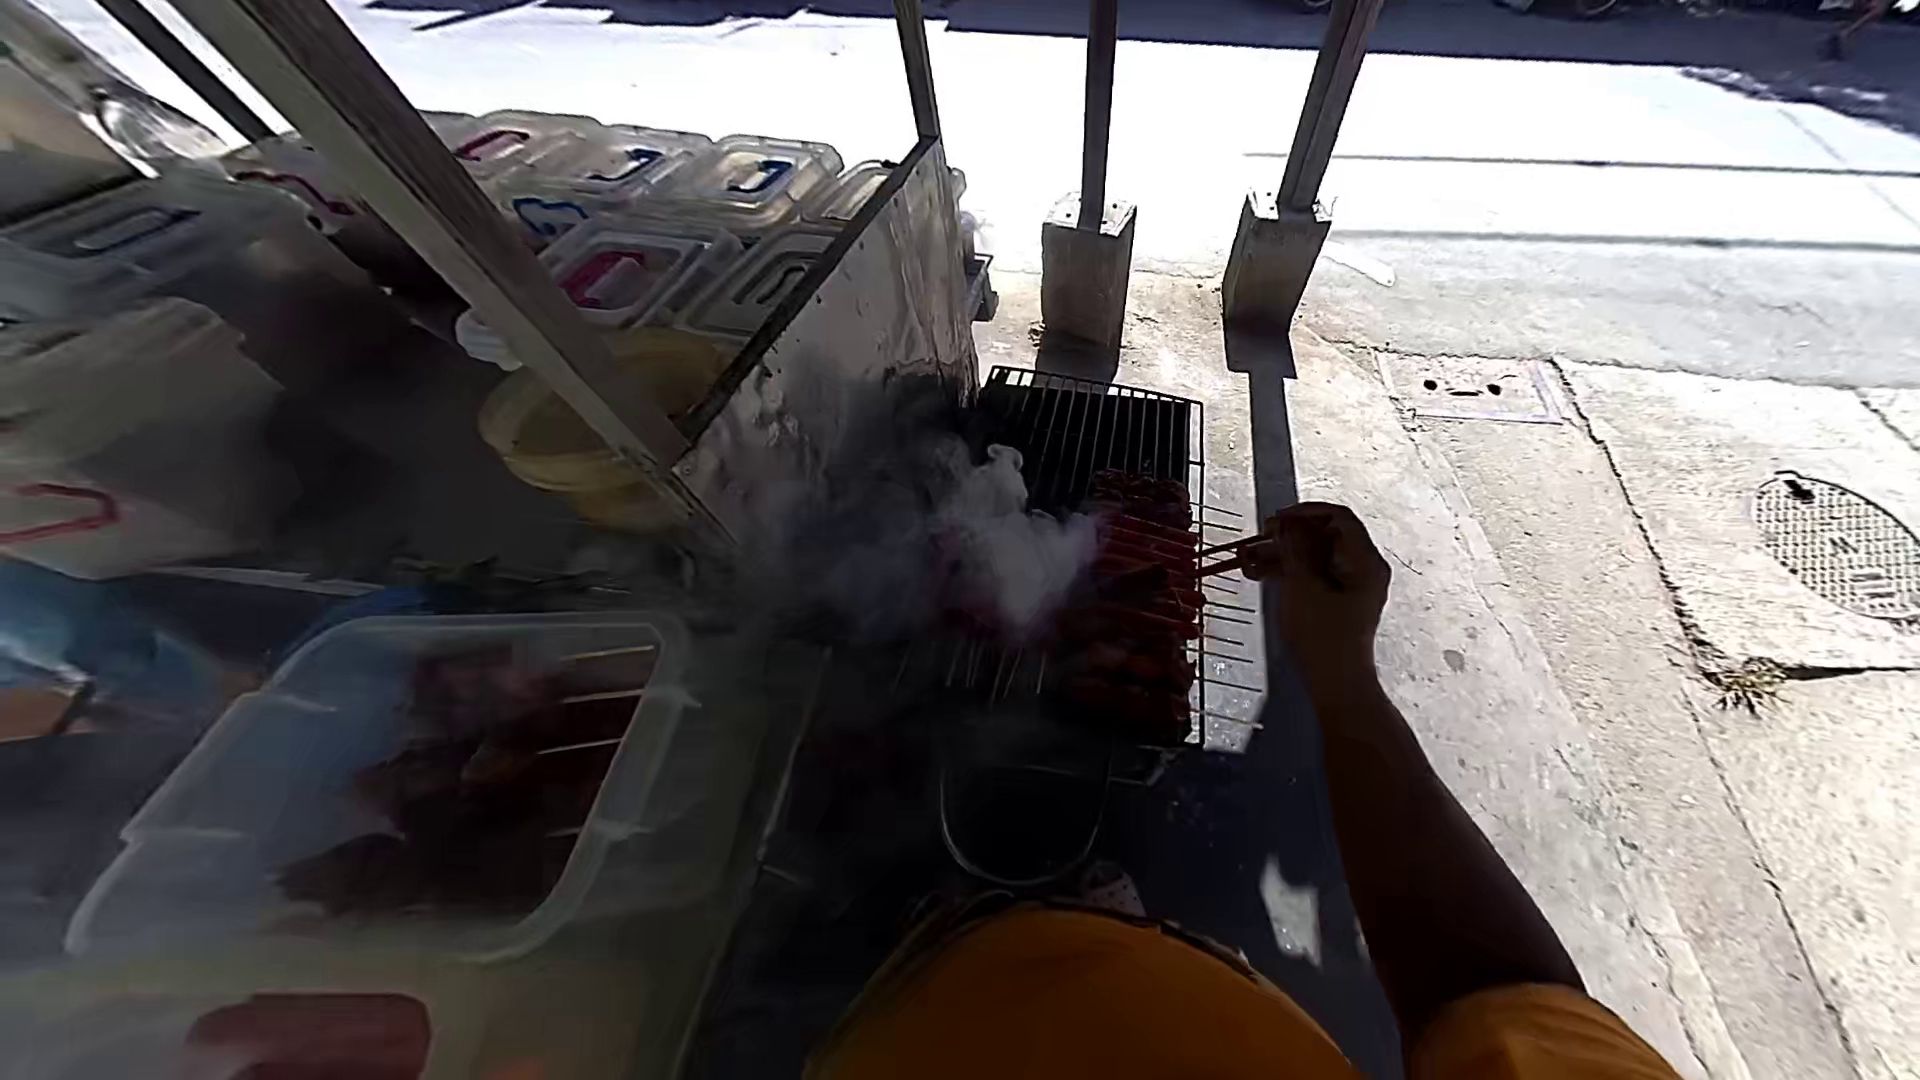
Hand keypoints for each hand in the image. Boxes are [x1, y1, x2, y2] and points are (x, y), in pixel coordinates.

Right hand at [1241, 502, 1389, 683]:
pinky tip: (1260, 572)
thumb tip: (1288, 522)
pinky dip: (1286, 569)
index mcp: (1364, 561)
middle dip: (1289, 532)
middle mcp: (1361, 567)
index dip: (1305, 512)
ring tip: (1251, 556)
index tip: (1276, 518)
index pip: (1339, 517)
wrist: (1333, 679)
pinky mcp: (1333, 597)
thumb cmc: (1322, 633)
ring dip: (1282, 551)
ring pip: (1313, 554)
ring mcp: (1348, 583)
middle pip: (1325, 534)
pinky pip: (1310, 572)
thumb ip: (1295, 548)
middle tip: (1261, 536)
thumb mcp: (1303, 585)